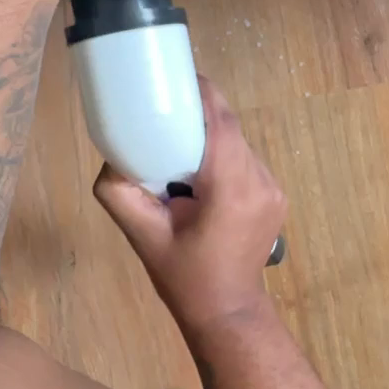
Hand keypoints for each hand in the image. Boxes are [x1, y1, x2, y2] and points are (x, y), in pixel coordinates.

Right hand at [95, 79, 287, 334]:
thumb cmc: (184, 276)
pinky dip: (226, 158)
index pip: (222, 123)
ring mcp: (274, 189)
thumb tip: (111, 157)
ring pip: (241, 145)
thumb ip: (120, 194)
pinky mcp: (277, 196)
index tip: (182, 78)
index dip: (204, 94)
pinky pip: (249, 162)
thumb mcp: (143, 236)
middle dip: (203, 113)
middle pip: (232, 130)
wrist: (228, 310)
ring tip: (182, 143)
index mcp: (231, 188)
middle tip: (171, 107)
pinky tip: (204, 172)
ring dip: (215, 138)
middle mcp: (260, 181)